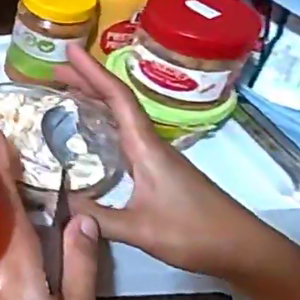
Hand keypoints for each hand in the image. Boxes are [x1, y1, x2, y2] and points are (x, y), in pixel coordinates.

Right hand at [58, 48, 297, 286]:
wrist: (244, 249)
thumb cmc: (196, 233)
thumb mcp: (140, 230)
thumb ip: (97, 217)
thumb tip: (56, 203)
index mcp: (145, 147)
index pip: (117, 98)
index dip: (92, 71)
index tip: (69, 50)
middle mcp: (150, 142)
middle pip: (117, 99)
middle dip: (87, 79)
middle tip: (56, 68)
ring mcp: (156, 154)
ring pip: (122, 114)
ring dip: (95, 96)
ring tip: (67, 89)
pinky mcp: (159, 167)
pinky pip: (125, 131)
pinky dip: (104, 119)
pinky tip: (91, 128)